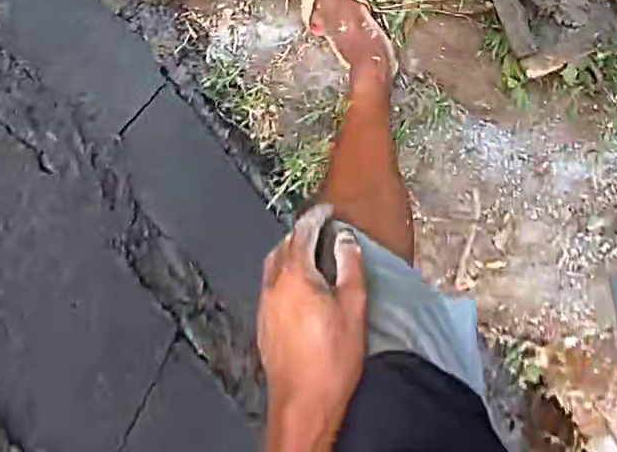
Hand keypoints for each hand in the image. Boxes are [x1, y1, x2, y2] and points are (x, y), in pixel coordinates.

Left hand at [259, 205, 367, 451]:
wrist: (302, 406)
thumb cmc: (331, 360)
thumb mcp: (353, 307)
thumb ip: (350, 265)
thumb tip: (344, 238)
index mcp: (295, 275)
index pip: (303, 231)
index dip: (317, 216)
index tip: (328, 210)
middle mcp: (274, 285)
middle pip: (285, 244)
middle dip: (303, 231)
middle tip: (323, 228)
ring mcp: (266, 305)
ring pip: (274, 263)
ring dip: (291, 251)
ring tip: (312, 252)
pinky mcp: (264, 323)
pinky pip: (271, 283)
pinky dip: (285, 271)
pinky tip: (300, 284)